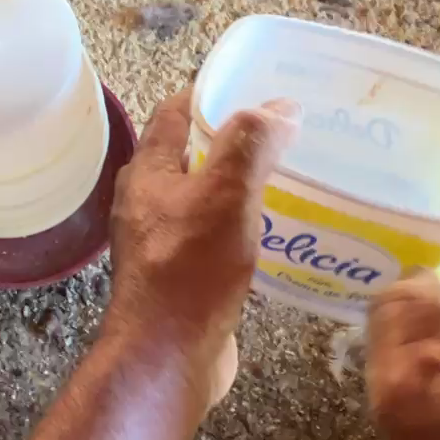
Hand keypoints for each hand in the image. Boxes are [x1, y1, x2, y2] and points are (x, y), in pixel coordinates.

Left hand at [107, 90, 299, 405]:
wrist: (166, 355)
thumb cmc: (189, 269)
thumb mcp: (223, 196)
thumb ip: (248, 146)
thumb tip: (278, 105)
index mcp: (149, 171)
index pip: (177, 111)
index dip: (214, 91)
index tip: (260, 84)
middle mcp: (148, 199)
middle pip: (191, 151)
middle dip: (234, 137)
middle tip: (287, 131)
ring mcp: (161, 236)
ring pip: (203, 193)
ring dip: (240, 181)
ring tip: (291, 174)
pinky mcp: (179, 270)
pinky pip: (212, 230)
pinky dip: (241, 220)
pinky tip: (277, 228)